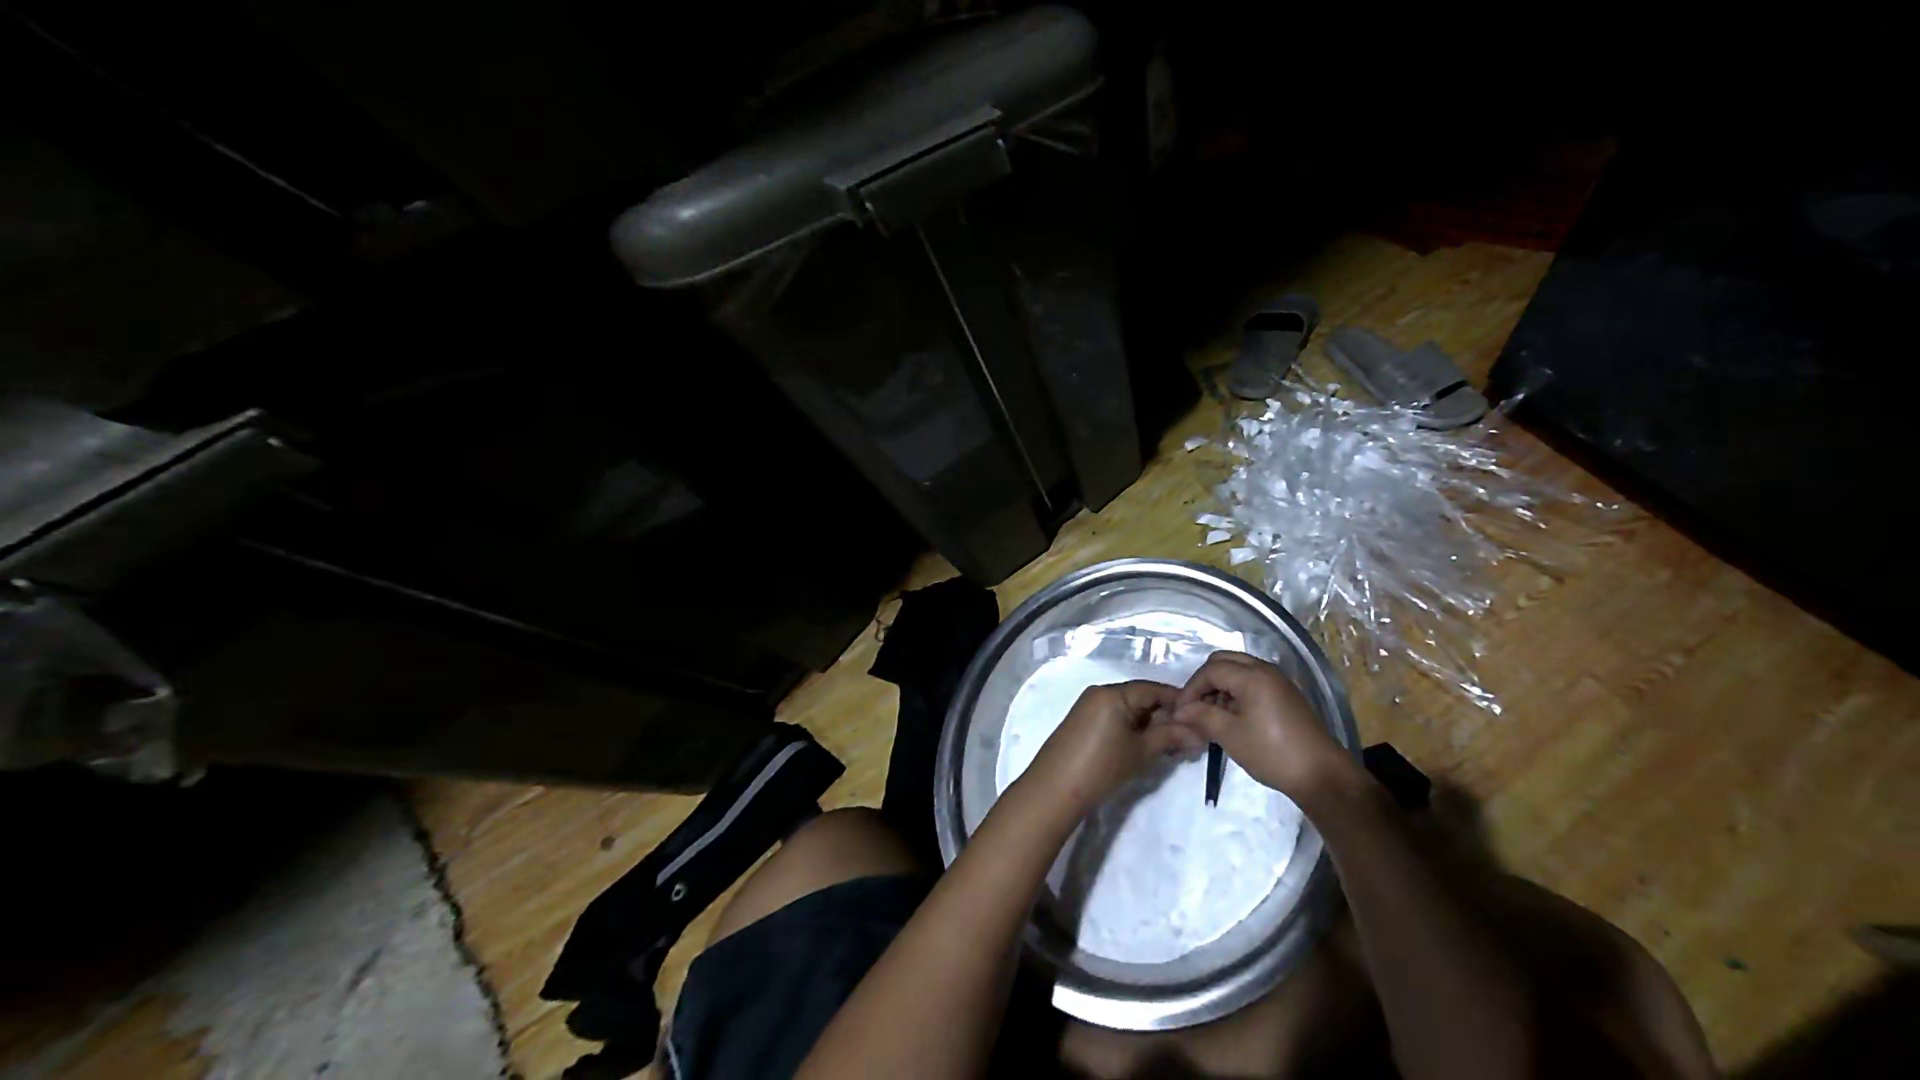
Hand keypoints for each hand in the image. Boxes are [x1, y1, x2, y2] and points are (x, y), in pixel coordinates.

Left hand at [1020, 681, 1203, 818]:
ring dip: (1149, 724)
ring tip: (1169, 746)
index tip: (1201, 719)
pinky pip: (1114, 716)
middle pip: (1141, 697)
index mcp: (1114, 692)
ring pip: (1128, 709)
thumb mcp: (1141, 752)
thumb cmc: (1101, 766)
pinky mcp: (1082, 722)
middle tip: (1188, 738)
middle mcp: (1100, 692)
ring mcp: (1088, 706)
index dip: (1179, 702)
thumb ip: (1170, 737)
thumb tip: (1199, 733)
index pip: (1154, 689)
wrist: (1055, 789)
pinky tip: (1144, 746)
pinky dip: (1132, 728)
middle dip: (1165, 716)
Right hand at [1173, 652, 1360, 802]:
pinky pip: (1253, 682)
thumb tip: (1180, 711)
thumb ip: (1201, 716)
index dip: (1191, 688)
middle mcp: (1266, 671)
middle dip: (1205, 682)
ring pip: (1239, 671)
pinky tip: (1232, 718)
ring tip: (1212, 716)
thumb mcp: (1230, 735)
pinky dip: (1236, 693)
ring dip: (1221, 687)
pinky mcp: (1286, 696)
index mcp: (1252, 676)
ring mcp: (1278, 682)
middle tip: (1195, 707)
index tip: (1181, 712)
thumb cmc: (1272, 753)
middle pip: (1224, 662)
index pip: (1210, 670)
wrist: (1322, 775)